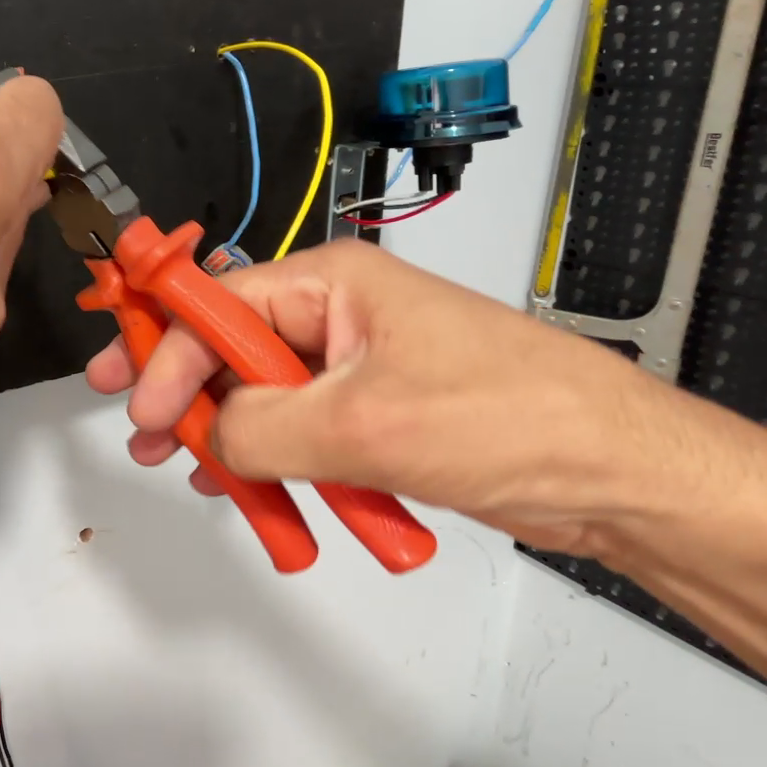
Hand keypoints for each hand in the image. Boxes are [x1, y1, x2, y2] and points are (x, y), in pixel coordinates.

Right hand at [85, 239, 688, 555]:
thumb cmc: (511, 423)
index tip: (135, 403)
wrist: (632, 481)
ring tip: (177, 464)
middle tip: (135, 424)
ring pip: (256, 391)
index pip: (217, 306)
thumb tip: (205, 438)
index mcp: (329, 283)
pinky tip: (234, 483)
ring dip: (216, 430)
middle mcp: (333, 313)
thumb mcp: (361, 425)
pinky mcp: (370, 409)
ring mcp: (352, 364)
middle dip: (179, 387)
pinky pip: (293, 426)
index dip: (165, 351)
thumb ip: (258, 429)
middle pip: (227, 345)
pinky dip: (262, 456)